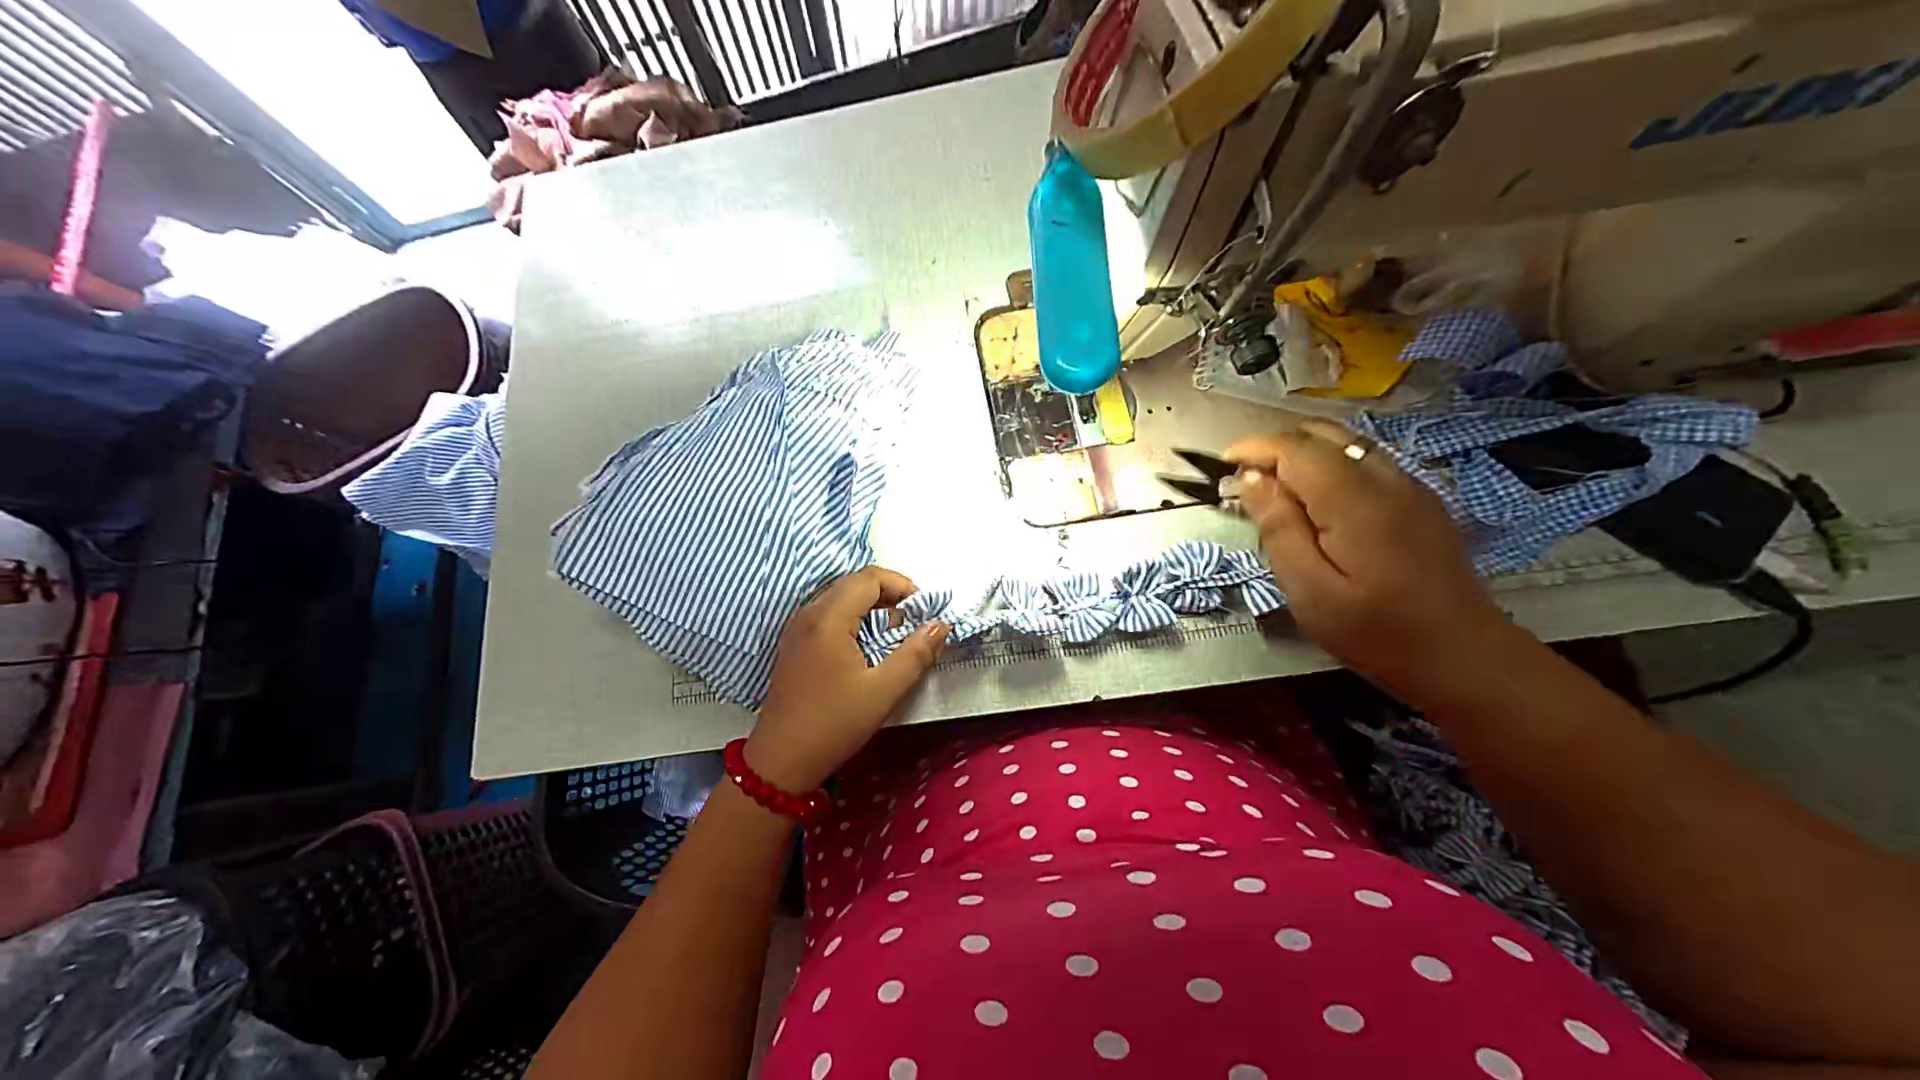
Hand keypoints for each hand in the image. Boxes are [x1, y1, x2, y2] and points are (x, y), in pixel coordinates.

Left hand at [747, 567, 949, 791]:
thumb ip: (915, 654)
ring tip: (895, 635)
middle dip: (889, 595)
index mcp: (828, 618)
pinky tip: (866, 648)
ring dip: (871, 608)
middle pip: (853, 584)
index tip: (923, 610)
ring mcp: (797, 629)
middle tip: (914, 621)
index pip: (869, 578)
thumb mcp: (883, 691)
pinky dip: (853, 620)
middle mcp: (809, 614)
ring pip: (840, 599)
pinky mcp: (794, 645)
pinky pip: (828, 616)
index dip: (902, 585)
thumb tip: (940, 624)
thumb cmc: (834, 724)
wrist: (781, 760)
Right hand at [1225, 419, 1510, 691]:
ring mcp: (1410, 486)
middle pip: (1323, 435)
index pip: (1296, 449)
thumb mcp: (1309, 589)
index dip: (1255, 448)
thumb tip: (1252, 479)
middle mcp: (1386, 480)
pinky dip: (1331, 466)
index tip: (1224, 464)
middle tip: (1247, 481)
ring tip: (1277, 490)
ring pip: (1347, 443)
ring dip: (1305, 454)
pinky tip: (1319, 503)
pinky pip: (1367, 462)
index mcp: (1355, 501)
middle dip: (1277, 448)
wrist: (1461, 654)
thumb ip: (1279, 528)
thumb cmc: (1375, 631)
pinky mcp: (1420, 500)